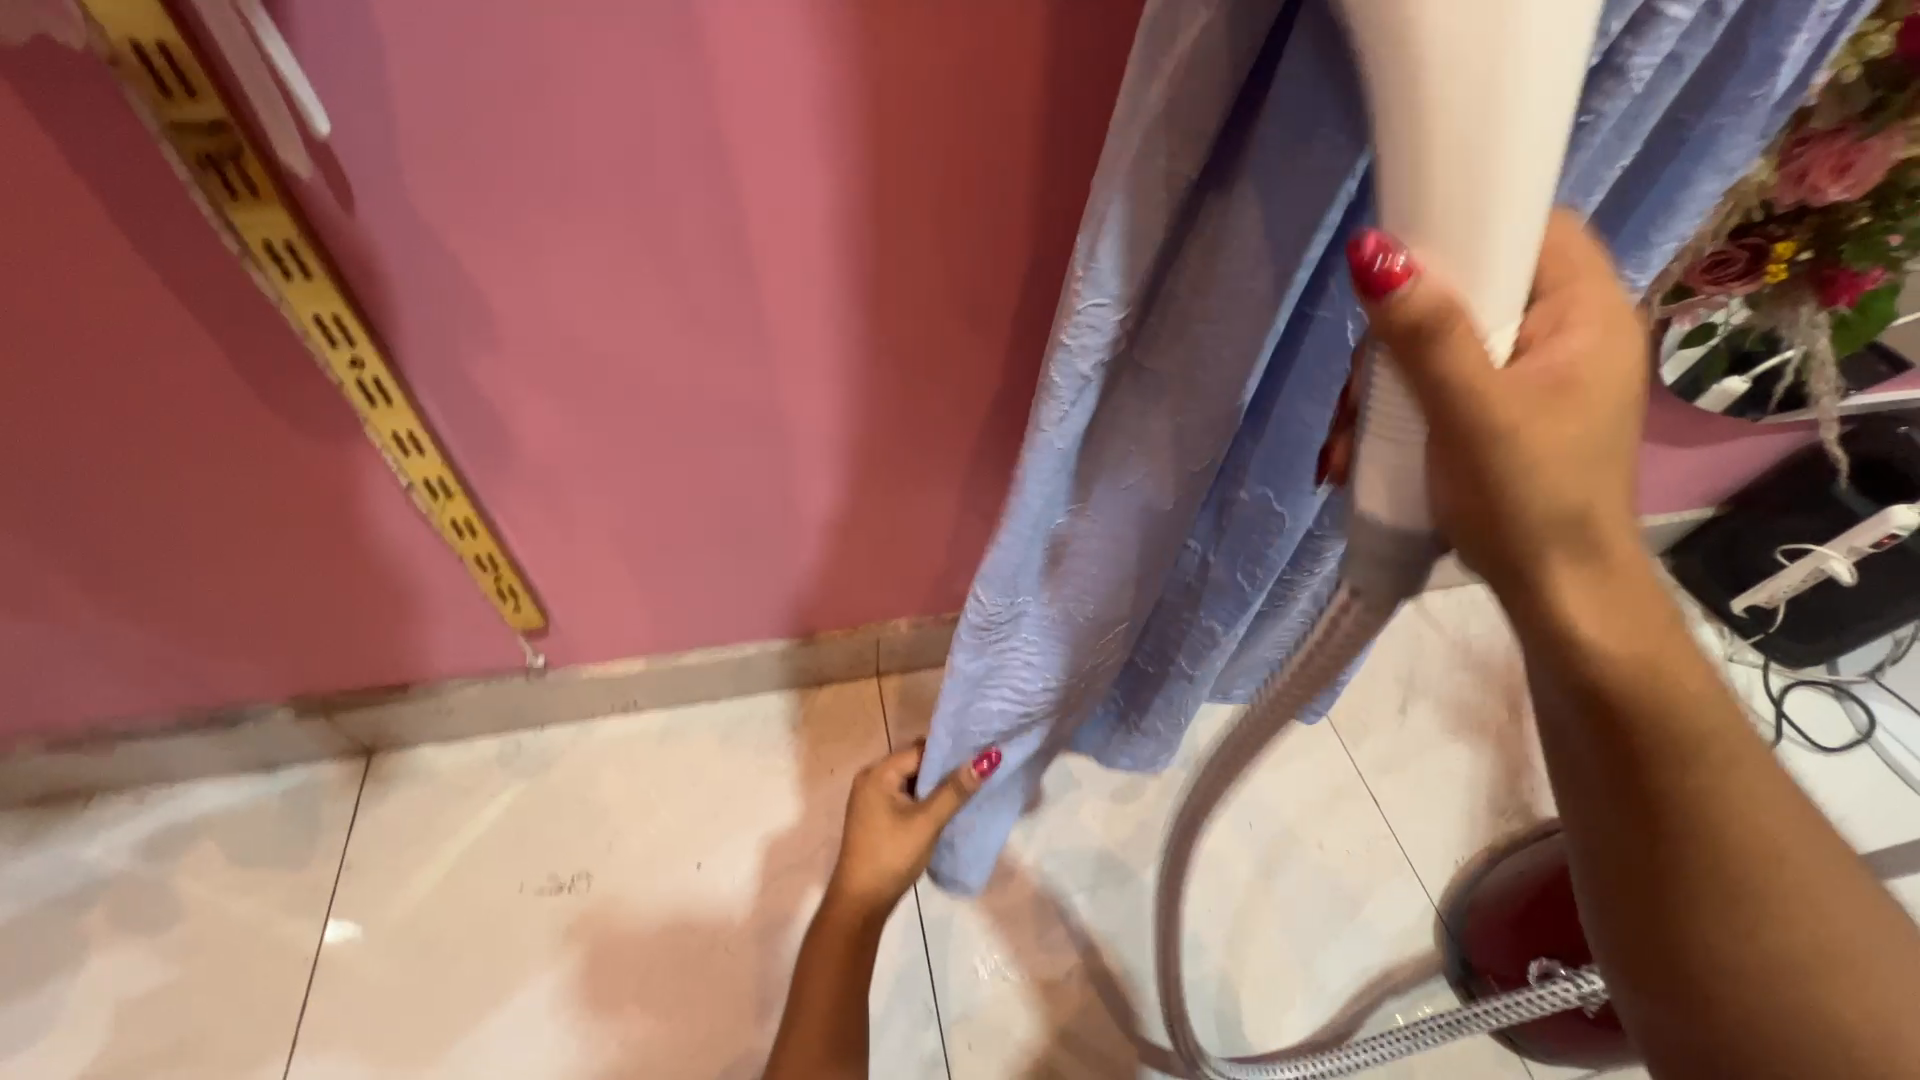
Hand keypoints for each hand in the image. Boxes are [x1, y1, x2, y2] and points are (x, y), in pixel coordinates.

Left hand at [823, 741, 1000, 918]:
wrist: (861, 902)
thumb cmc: (892, 856)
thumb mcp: (927, 822)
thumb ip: (955, 790)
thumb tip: (987, 759)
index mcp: (878, 773)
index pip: (919, 750)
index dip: (949, 752)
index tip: (979, 755)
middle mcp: (871, 779)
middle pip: (915, 763)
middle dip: (944, 769)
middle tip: (978, 772)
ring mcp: (871, 799)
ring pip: (911, 782)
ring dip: (935, 786)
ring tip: (968, 788)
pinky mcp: (876, 816)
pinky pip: (904, 797)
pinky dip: (924, 799)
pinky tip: (946, 807)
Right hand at [1336, 209, 1648, 599]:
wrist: (1556, 594)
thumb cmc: (1526, 500)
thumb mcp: (1469, 412)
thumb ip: (1425, 333)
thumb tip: (1373, 250)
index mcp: (1586, 315)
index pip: (1532, 227)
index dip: (1467, 227)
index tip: (1398, 261)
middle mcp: (1565, 335)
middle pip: (1470, 292)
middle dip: (1397, 336)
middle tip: (1356, 389)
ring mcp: (1532, 379)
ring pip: (1443, 345)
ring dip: (1383, 386)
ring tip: (1347, 442)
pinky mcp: (1504, 415)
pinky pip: (1440, 385)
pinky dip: (1397, 411)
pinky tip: (1359, 452)